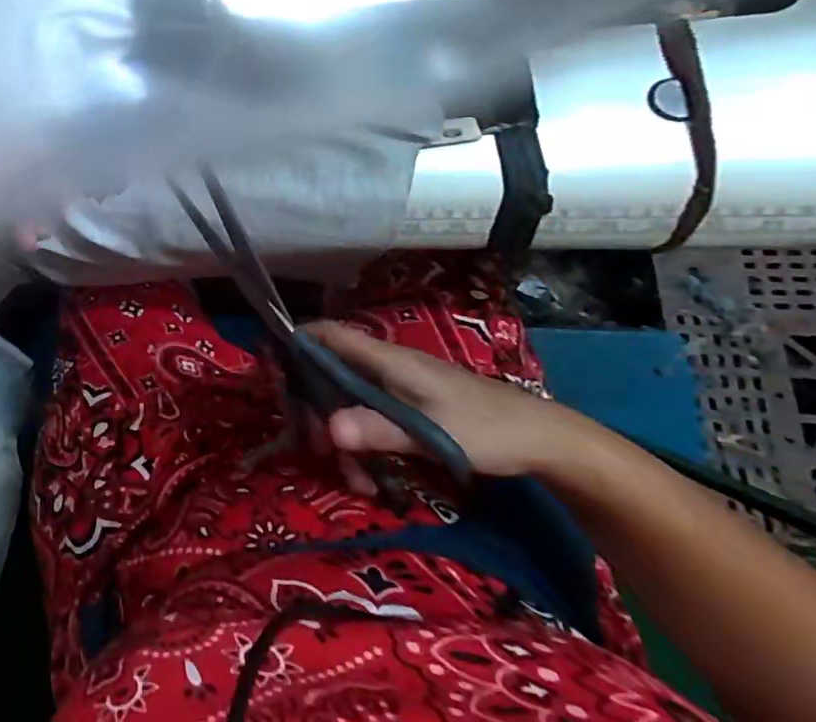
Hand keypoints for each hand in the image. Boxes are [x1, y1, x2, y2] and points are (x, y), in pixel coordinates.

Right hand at [306, 321, 604, 481]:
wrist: (545, 440)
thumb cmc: (489, 429)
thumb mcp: (432, 434)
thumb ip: (378, 430)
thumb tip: (327, 429)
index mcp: (388, 360)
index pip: (329, 335)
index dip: (296, 340)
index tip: (270, 364)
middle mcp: (385, 368)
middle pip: (329, 375)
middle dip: (314, 409)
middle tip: (312, 445)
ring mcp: (396, 389)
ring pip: (347, 403)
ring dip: (340, 438)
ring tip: (351, 480)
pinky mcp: (407, 409)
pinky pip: (368, 420)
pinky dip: (362, 446)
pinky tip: (371, 479)